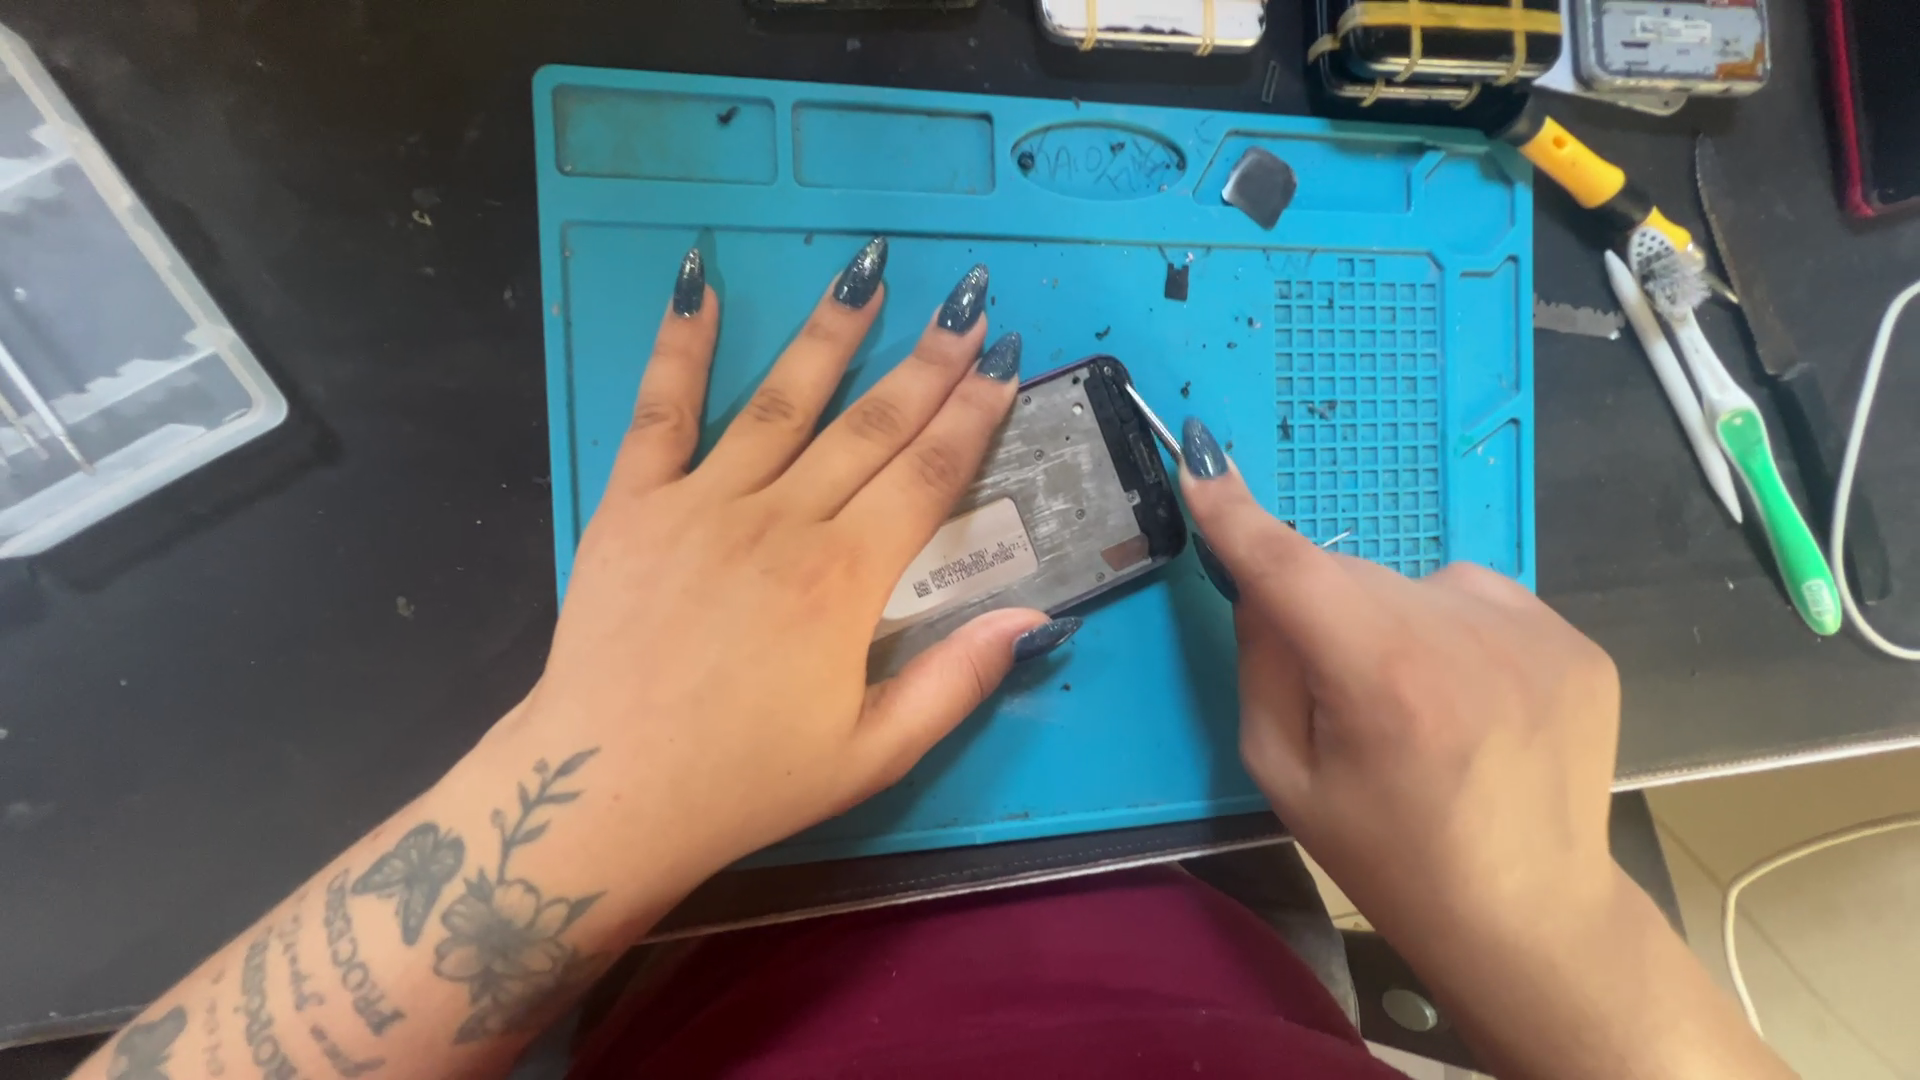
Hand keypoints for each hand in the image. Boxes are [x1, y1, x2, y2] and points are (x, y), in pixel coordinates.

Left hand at [505, 241, 1068, 889]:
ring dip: (830, 333)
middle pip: (872, 425)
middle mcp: (782, 522)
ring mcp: (702, 503)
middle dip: (929, 362)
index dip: (975, 415)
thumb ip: (957, 681)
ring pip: (783, 400)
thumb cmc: (746, 781)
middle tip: (966, 303)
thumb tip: (1037, 619)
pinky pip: (660, 410)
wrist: (604, 795)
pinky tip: (698, 286)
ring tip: (869, 272)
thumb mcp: (872, 755)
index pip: (929, 475)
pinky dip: (679, 347)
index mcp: (846, 580)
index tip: (1006, 362)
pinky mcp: (634, 503)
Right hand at [1176, 416, 1622, 951]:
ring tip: (1407, 697)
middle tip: (1328, 681)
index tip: (1201, 461)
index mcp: (1383, 683)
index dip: (1238, 515)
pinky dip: (1439, 624)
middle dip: (1312, 602)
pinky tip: (1461, 690)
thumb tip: (1261, 584)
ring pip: (1403, 582)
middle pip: (1344, 574)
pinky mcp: (1573, 638)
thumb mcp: (1281, 770)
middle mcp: (1462, 639)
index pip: (1291, 570)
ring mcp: (1532, 632)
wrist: (1530, 913)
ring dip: (1377, 615)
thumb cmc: (1383, 853)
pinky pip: (1466, 595)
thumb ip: (1261, 663)